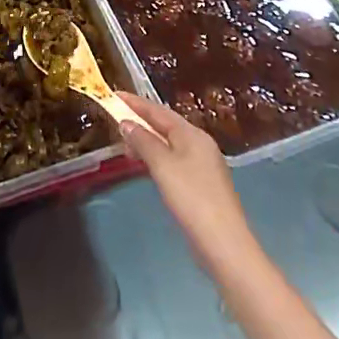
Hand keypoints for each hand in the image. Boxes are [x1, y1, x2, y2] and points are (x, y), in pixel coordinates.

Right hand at [116, 93, 253, 268]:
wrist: (224, 243)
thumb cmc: (191, 197)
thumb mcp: (162, 165)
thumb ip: (143, 140)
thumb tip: (126, 122)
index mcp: (192, 134)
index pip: (158, 111)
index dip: (135, 103)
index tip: (114, 95)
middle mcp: (200, 144)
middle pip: (165, 125)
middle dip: (140, 121)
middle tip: (116, 120)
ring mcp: (203, 165)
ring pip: (169, 143)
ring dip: (147, 141)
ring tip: (126, 144)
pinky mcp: (202, 184)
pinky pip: (174, 159)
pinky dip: (156, 157)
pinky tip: (146, 166)